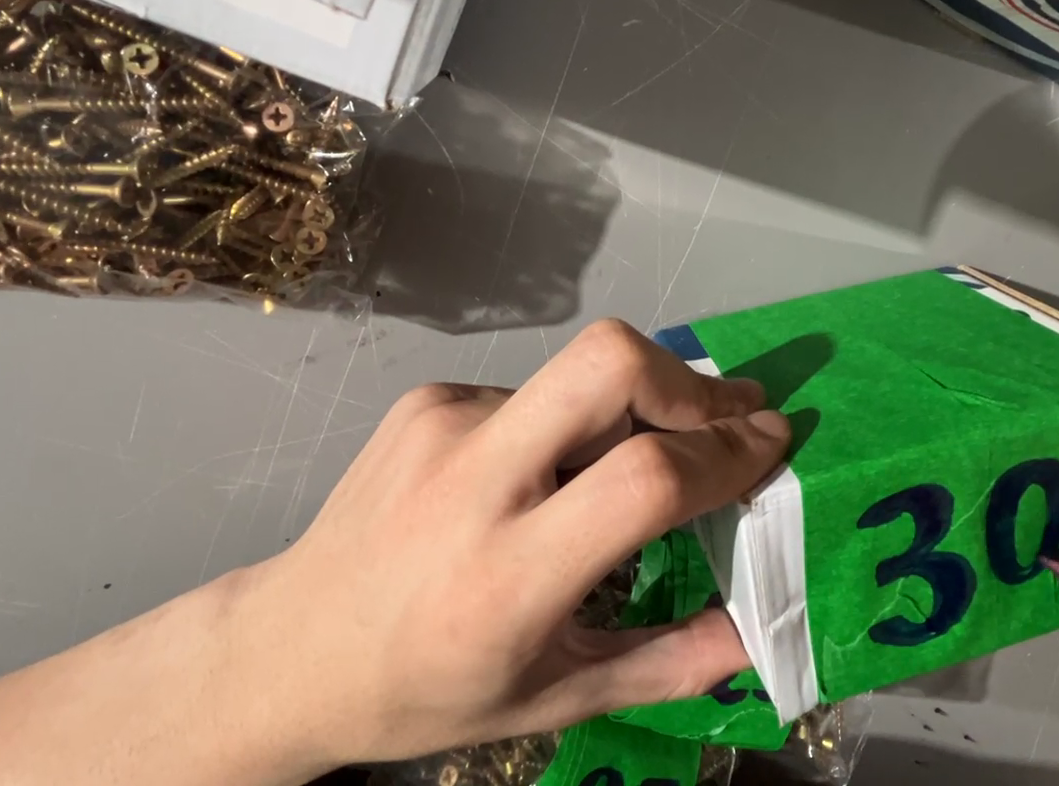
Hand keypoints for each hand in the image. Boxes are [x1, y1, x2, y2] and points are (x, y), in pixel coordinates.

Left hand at [231, 320, 789, 769]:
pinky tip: (548, 469)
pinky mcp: (427, 399)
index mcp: (508, 574)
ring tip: (640, 451)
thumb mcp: (556, 697)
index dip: (725, 451)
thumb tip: (762, 626)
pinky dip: (572, 422)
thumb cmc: (426, 691)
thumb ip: (672, 662)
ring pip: (578, 373)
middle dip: (689, 378)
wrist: (287, 648)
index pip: (644, 477)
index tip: (771, 442)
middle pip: (606, 361)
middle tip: (731, 410)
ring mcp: (442, 422)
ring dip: (636, 405)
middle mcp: (471, 478)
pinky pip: (536, 391)